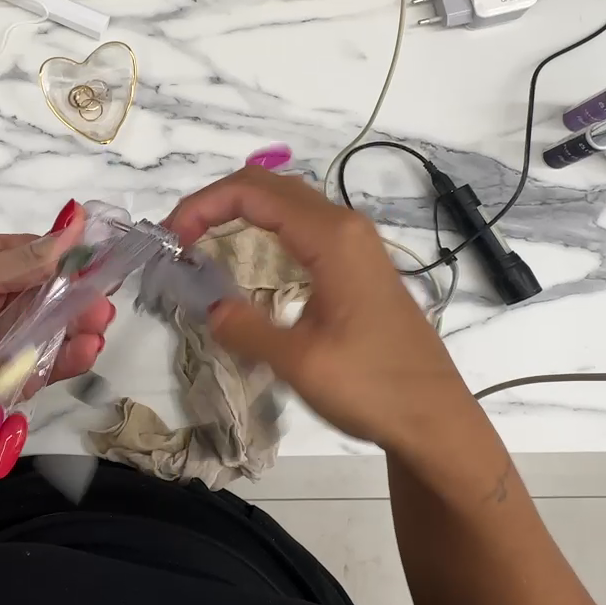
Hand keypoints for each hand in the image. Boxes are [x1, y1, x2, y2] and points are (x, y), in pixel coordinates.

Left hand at [0, 206, 115, 468]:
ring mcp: (18, 335)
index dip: (79, 256)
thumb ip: (28, 259)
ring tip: (95, 328)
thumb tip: (78, 220)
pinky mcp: (20, 373)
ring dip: (85, 327)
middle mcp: (12, 296)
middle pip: (64, 291)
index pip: (50, 253)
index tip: (106, 260)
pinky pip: (54, 362)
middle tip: (101, 304)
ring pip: (65, 327)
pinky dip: (72, 357)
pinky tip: (84, 351)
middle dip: (86, 296)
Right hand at [165, 167, 481, 455]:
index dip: (202, 206)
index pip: (252, 193)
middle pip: (267, 185)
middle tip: (176, 237)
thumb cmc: (373, 388)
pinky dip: (261, 224)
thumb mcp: (299, 362)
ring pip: (285, 201)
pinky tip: (244, 253)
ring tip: (198, 238)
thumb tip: (210, 308)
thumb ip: (246, 328)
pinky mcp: (356, 263)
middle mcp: (345, 227)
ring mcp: (354, 243)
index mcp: (331, 238)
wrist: (435, 418)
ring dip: (237, 209)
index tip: (170, 239)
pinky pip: (300, 223)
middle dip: (213, 201)